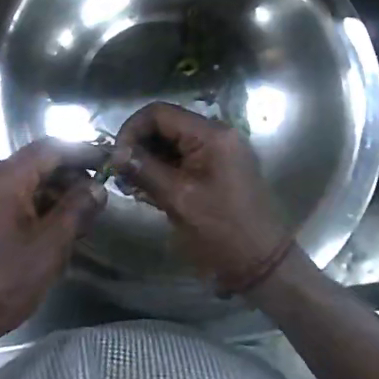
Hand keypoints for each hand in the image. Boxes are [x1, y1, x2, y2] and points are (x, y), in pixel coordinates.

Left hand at [0, 140, 104, 345]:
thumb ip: (77, 210)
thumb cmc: (3, 281)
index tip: (108, 161)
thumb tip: (97, 187)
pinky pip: (13, 199)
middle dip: (70, 176)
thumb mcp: (49, 246)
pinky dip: (37, 207)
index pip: (50, 148)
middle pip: (37, 163)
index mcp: (4, 177)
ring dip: (55, 194)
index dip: (82, 152)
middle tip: (98, 195)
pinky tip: (56, 229)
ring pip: (26, 183)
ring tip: (83, 217)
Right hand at [113, 102, 294, 295]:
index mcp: (211, 135)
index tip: (116, 157)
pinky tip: (149, 190)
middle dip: (140, 145)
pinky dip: (164, 169)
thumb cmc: (222, 231)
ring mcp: (220, 151)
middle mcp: (217, 134)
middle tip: (121, 174)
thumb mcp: (178, 199)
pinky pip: (184, 157)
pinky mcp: (219, 167)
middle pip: (166, 124)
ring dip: (149, 159)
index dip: (132, 129)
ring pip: (172, 142)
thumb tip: (115, 154)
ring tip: (132, 185)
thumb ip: (145, 170)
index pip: (160, 113)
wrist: (263, 266)